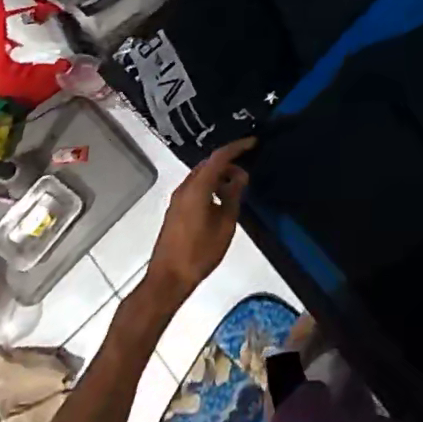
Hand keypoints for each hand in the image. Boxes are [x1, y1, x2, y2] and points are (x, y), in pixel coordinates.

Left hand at [147, 138, 252, 303]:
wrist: (168, 278)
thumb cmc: (199, 252)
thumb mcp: (225, 224)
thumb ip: (233, 196)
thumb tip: (240, 176)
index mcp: (197, 187)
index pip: (219, 157)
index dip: (237, 147)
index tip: (253, 142)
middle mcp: (185, 187)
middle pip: (208, 164)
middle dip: (229, 162)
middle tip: (248, 168)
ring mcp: (178, 198)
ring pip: (201, 176)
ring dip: (220, 175)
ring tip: (239, 185)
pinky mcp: (176, 209)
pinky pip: (196, 187)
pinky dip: (211, 185)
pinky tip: (222, 198)